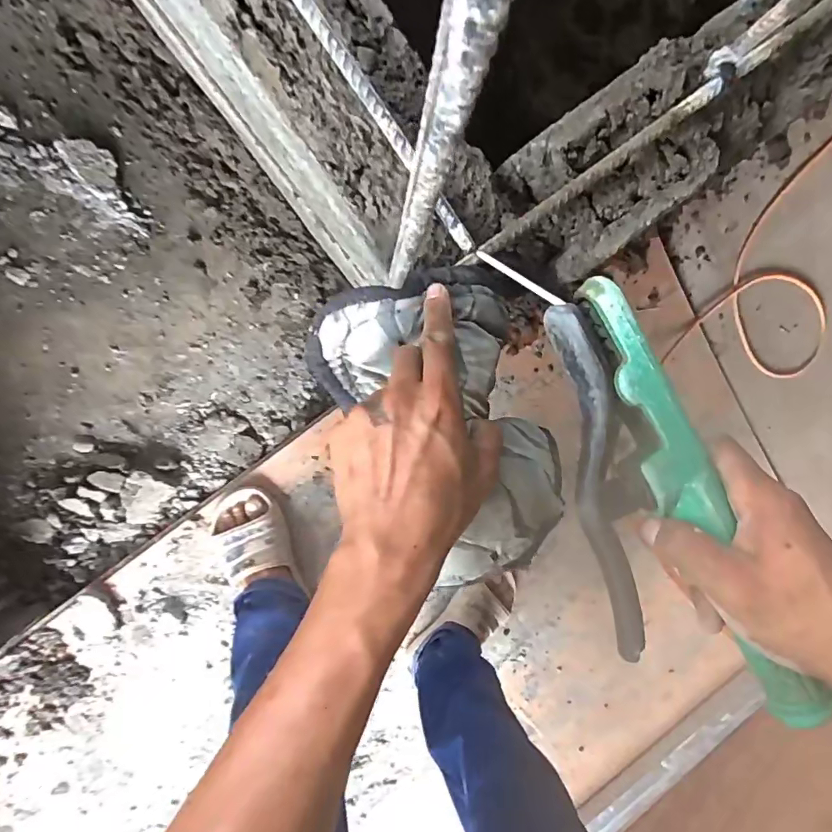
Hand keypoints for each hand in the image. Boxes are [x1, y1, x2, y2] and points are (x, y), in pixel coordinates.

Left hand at [329, 283, 502, 594]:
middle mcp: (401, 398)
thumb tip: (483, 424)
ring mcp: (367, 413)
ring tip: (399, 441)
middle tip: (424, 393)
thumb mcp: (483, 475)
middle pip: (406, 356)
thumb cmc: (442, 509)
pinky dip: (374, 426)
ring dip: (395, 401)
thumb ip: (488, 439)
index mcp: (441, 403)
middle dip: (416, 363)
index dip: (439, 314)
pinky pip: (362, 416)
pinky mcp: (343, 432)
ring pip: (383, 389)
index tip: (435, 292)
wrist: (389, 539)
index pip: (440, 344)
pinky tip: (378, 458)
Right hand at [639, 440, 831, 731]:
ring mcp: (783, 533)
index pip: (718, 450)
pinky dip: (728, 581)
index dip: (683, 461)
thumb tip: (646, 522)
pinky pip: (744, 555)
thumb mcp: (727, 583)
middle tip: (680, 574)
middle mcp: (773, 505)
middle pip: (713, 499)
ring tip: (709, 614)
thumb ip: (683, 548)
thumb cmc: (793, 612)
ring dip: (706, 570)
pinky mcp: (789, 558)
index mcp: (761, 497)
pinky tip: (726, 619)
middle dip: (689, 537)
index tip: (655, 492)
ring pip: (725, 534)